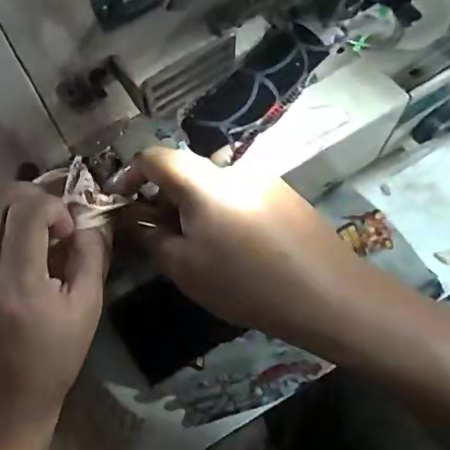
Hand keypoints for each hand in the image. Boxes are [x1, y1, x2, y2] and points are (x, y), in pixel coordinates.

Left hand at [0, 183, 109, 428]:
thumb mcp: (88, 308)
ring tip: (13, 222)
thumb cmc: (52, 357)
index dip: (54, 207)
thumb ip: (91, 255)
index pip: (29, 210)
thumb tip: (82, 215)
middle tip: (42, 217)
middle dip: (27, 195)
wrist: (0, 401)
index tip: (65, 230)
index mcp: (18, 287)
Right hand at [120, 147, 390, 354]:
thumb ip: (150, 236)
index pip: (155, 156)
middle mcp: (233, 170)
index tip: (121, 200)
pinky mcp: (286, 196)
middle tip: (159, 235)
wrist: (327, 294)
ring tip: (201, 248)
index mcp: (203, 182)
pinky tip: (237, 250)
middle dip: (163, 197)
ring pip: (214, 186)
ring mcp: (264, 180)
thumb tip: (134, 217)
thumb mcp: (184, 268)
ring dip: (195, 208)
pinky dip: (224, 213)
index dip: (130, 173)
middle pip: (186, 172)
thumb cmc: (245, 282)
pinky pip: (240, 196)